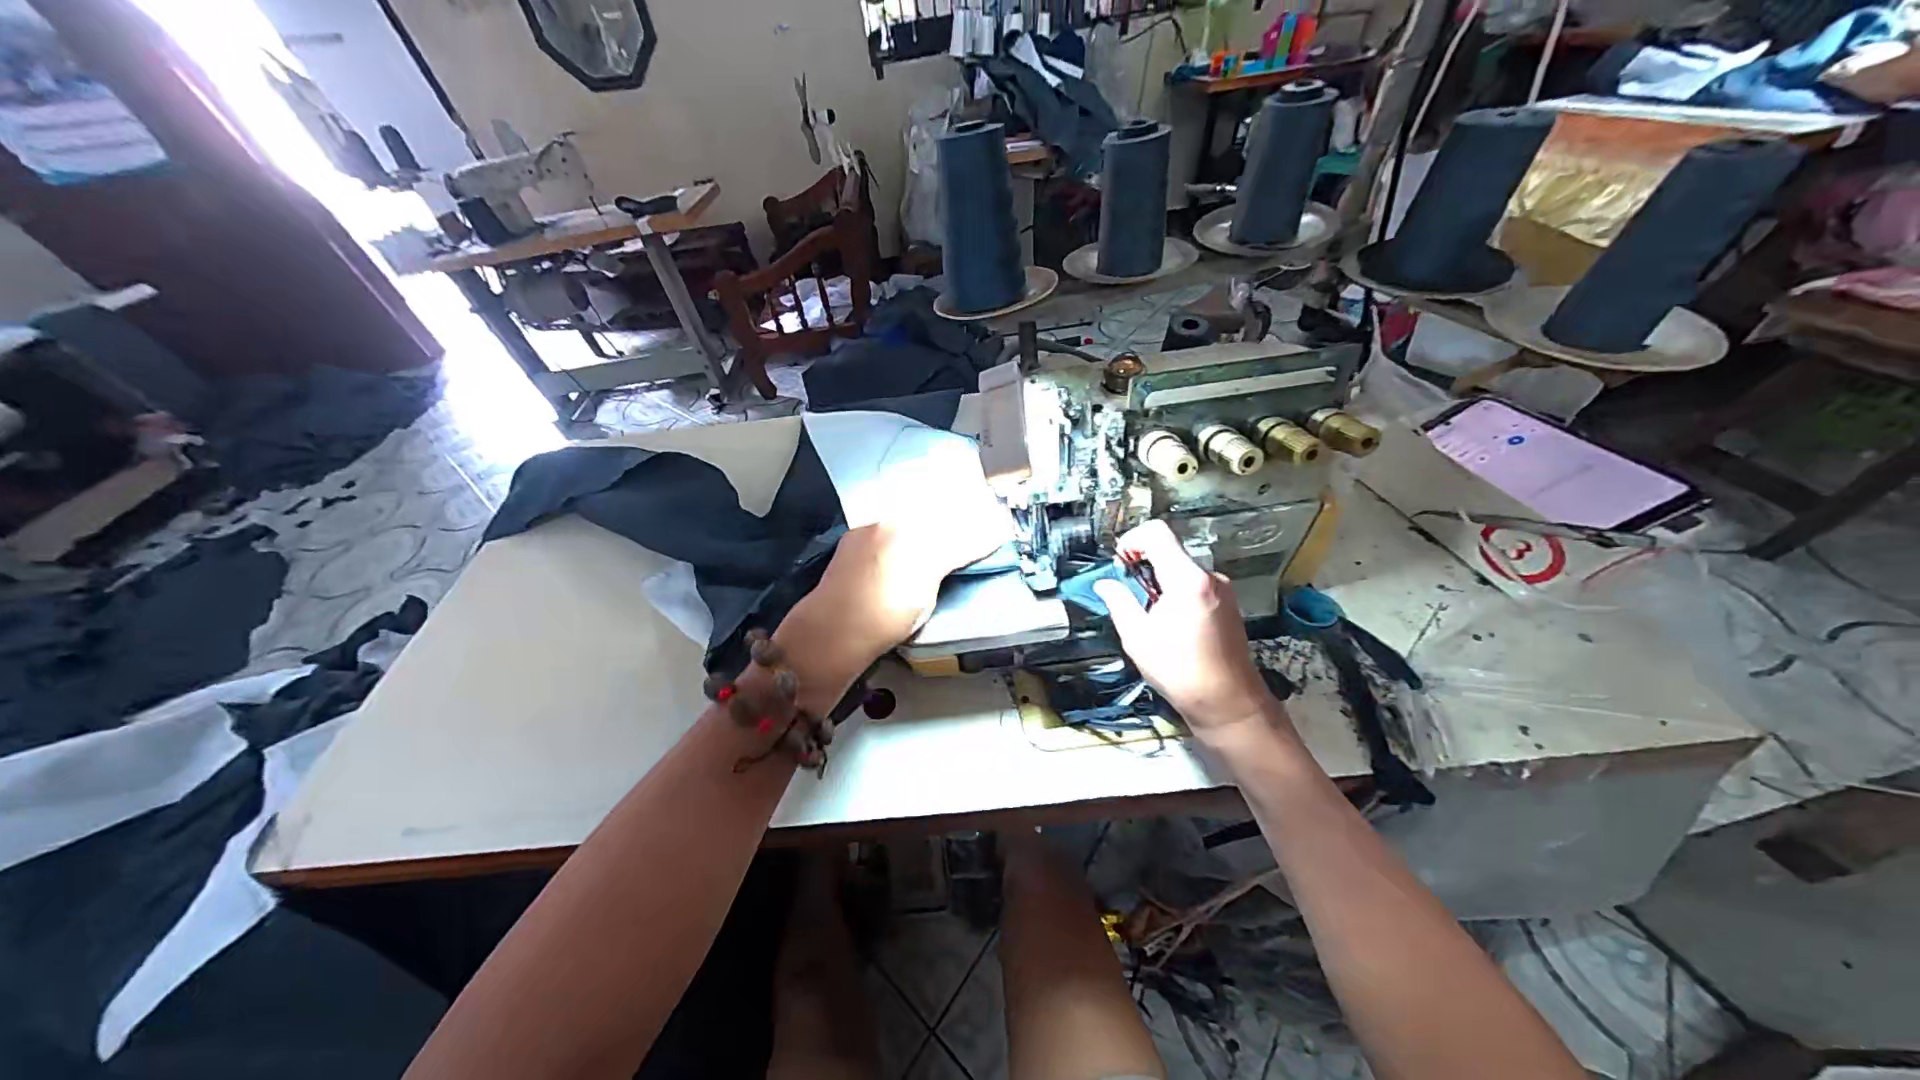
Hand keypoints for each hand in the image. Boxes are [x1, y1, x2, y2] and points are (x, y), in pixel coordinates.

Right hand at [1092, 521, 1277, 742]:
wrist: (1228, 703)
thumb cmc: (1180, 672)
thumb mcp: (1137, 637)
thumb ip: (1119, 602)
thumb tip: (1105, 584)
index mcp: (1187, 580)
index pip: (1157, 533)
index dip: (1132, 540)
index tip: (1120, 564)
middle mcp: (1209, 577)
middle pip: (1169, 552)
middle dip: (1143, 567)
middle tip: (1129, 594)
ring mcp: (1222, 590)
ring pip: (1181, 570)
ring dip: (1160, 583)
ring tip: (1150, 617)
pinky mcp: (1227, 604)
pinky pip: (1194, 586)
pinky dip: (1176, 595)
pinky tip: (1171, 626)